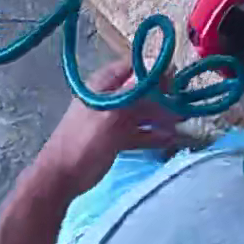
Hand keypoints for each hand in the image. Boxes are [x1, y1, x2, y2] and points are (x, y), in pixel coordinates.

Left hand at [30, 58, 177, 197]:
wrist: (61, 177)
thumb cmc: (84, 140)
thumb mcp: (113, 114)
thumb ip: (137, 94)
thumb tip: (162, 73)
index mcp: (103, 84)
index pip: (133, 66)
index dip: (154, 71)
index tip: (174, 81)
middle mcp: (110, 97)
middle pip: (141, 90)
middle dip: (161, 96)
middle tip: (181, 106)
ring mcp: (112, 118)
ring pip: (142, 112)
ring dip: (160, 116)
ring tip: (181, 122)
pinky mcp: (115, 138)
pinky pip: (139, 132)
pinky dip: (153, 134)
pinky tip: (170, 139)